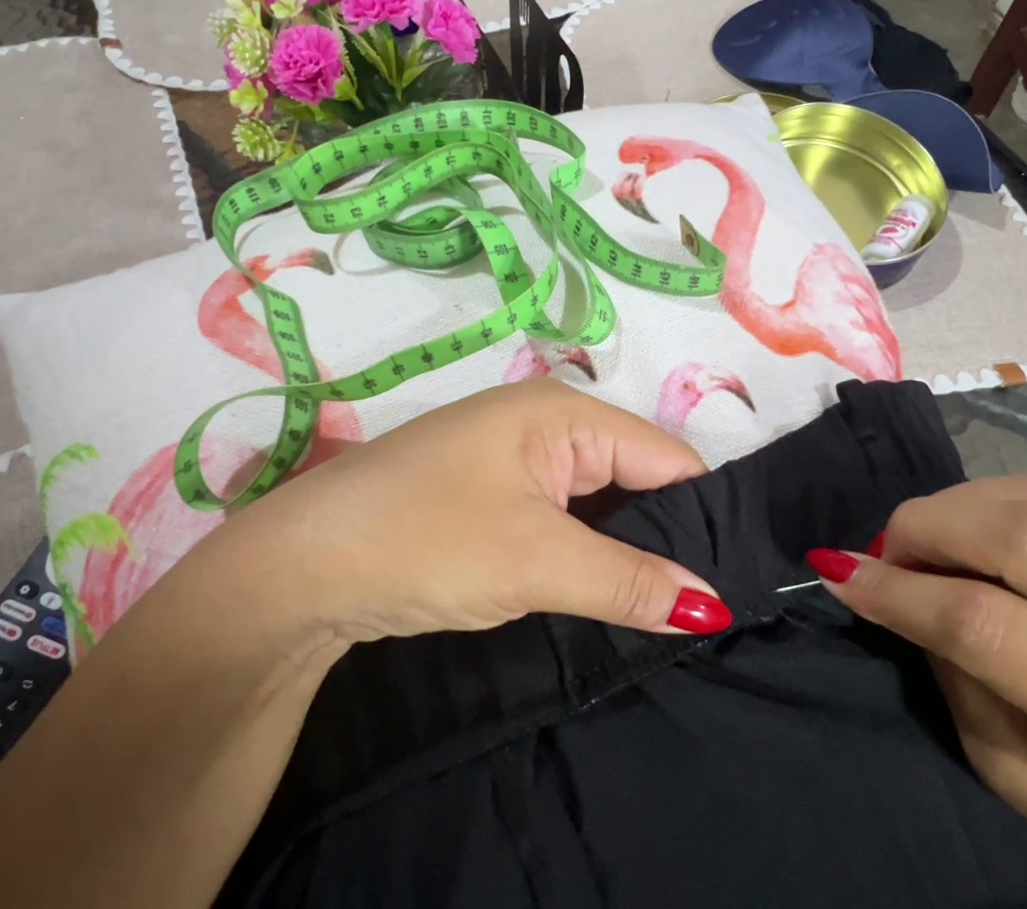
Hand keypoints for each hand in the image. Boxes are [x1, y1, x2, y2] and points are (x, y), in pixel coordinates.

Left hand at [213, 378, 732, 642]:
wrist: (294, 570)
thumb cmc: (423, 542)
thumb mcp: (536, 562)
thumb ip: (630, 581)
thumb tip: (712, 605)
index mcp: (563, 413)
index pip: (667, 458)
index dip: (702, 518)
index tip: (732, 586)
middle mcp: (542, 424)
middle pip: (635, 479)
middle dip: (664, 540)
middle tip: (701, 611)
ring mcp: (510, 462)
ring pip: (597, 505)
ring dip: (623, 554)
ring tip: (664, 613)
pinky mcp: (487, 499)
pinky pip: (561, 522)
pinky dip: (584, 557)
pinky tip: (602, 598)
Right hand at [807, 475, 1026, 908]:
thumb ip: (962, 680)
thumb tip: (900, 594)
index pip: (990, 623)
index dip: (900, 593)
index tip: (838, 575)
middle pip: (1024, 532)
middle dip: (926, 528)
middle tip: (881, 555)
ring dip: (961, 504)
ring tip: (922, 542)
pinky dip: (1000, 503)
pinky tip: (974, 535)